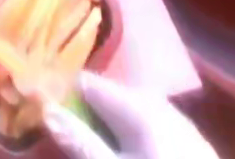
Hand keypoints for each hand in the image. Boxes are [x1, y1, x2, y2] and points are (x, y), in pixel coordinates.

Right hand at [43, 72, 218, 158]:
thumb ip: (80, 141)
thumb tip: (47, 108)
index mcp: (136, 103)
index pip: (87, 82)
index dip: (63, 94)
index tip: (43, 108)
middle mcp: (156, 100)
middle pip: (109, 96)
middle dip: (86, 112)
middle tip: (66, 136)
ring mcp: (177, 119)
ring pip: (130, 111)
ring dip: (108, 126)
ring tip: (92, 145)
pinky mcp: (191, 141)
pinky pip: (150, 125)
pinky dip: (132, 136)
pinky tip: (128, 154)